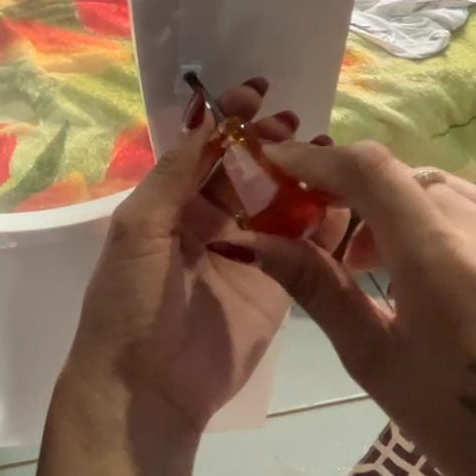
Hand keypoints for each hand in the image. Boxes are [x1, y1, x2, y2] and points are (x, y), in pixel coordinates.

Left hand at [61, 76, 336, 431]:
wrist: (147, 384)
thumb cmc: (130, 297)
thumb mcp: (140, 227)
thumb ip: (175, 176)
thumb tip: (205, 123)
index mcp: (168, 203)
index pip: (203, 149)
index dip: (228, 121)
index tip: (256, 91)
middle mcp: (206, 221)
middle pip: (244, 171)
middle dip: (268, 144)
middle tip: (297, 123)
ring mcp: (244, 253)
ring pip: (277, 203)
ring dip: (301, 177)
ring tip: (328, 152)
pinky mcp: (276, 287)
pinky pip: (302, 247)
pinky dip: (323, 222)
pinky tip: (344, 198)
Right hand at [219, 141, 475, 475]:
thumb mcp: (378, 366)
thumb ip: (316, 288)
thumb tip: (251, 239)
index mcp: (447, 269)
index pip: (372, 170)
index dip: (319, 158)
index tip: (282, 165)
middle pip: (407, 177)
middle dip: (357, 193)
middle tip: (331, 234)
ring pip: (453, 192)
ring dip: (406, 209)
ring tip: (388, 265)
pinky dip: (454, 226)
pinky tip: (451, 281)